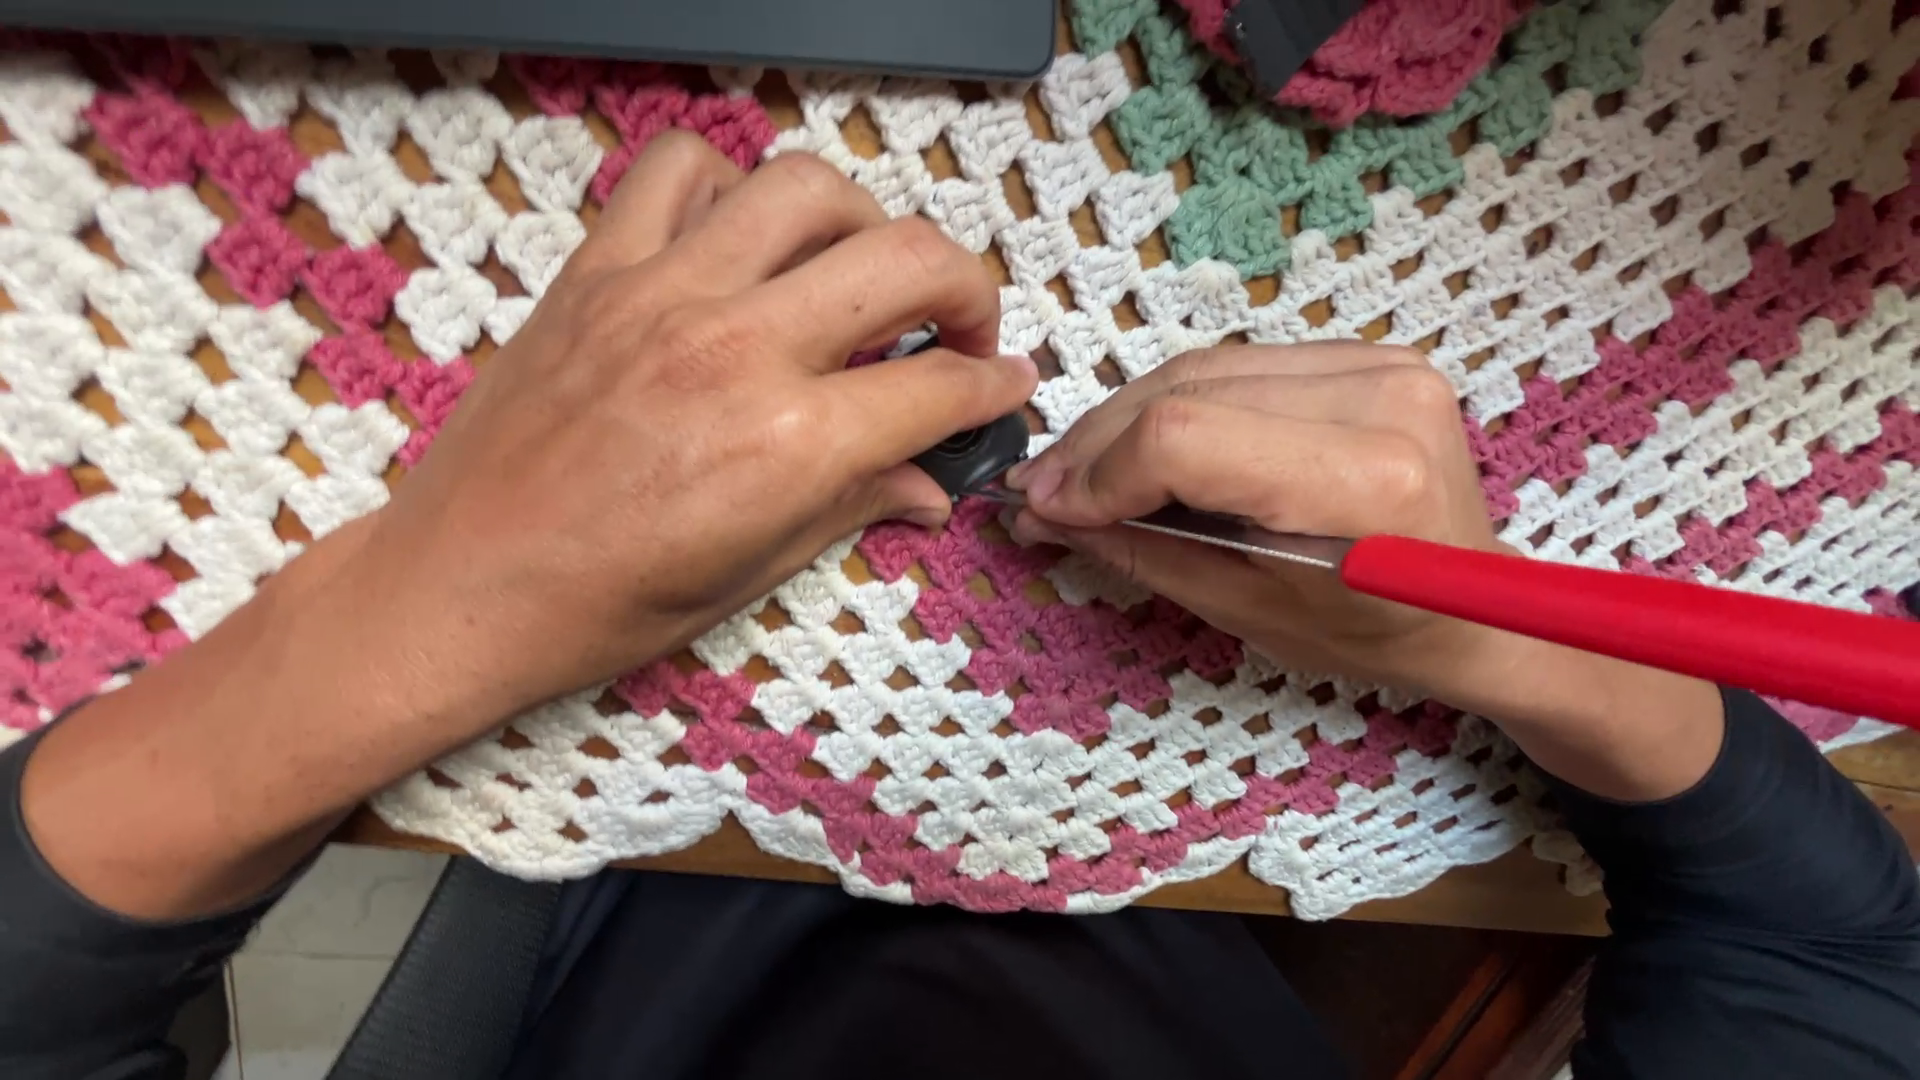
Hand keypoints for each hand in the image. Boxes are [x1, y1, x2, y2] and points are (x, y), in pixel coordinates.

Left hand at [19, 133, 1039, 918]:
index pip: (938, 388)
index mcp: (791, 444)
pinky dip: (736, 192)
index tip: (1011, 385)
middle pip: (904, 258)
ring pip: (807, 188)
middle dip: (969, 286)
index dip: (995, 387)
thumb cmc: (614, 605)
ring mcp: (665, 293)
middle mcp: (741, 348)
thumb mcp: (759, 570)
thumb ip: (858, 505)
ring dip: (867, 223)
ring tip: (866, 274)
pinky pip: (682, 173)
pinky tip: (749, 246)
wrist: (463, 586)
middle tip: (967, 326)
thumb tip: (931, 487)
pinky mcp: (599, 269)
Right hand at [1005, 343, 1723, 799]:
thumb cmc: (1369, 637)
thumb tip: (1045, 514)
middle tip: (1042, 490)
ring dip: (1122, 420)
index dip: (1099, 471)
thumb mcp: (1243, 611)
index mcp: (1361, 479)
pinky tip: (1138, 444)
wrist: (1482, 612)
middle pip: (1184, 391)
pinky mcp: (1366, 354)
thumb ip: (1139, 551)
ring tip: (1078, 470)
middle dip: (1095, 444)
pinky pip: (1233, 367)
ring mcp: (1378, 361)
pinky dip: (1170, 405)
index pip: (1185, 438)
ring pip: (1199, 368)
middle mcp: (1377, 395)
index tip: (1044, 509)